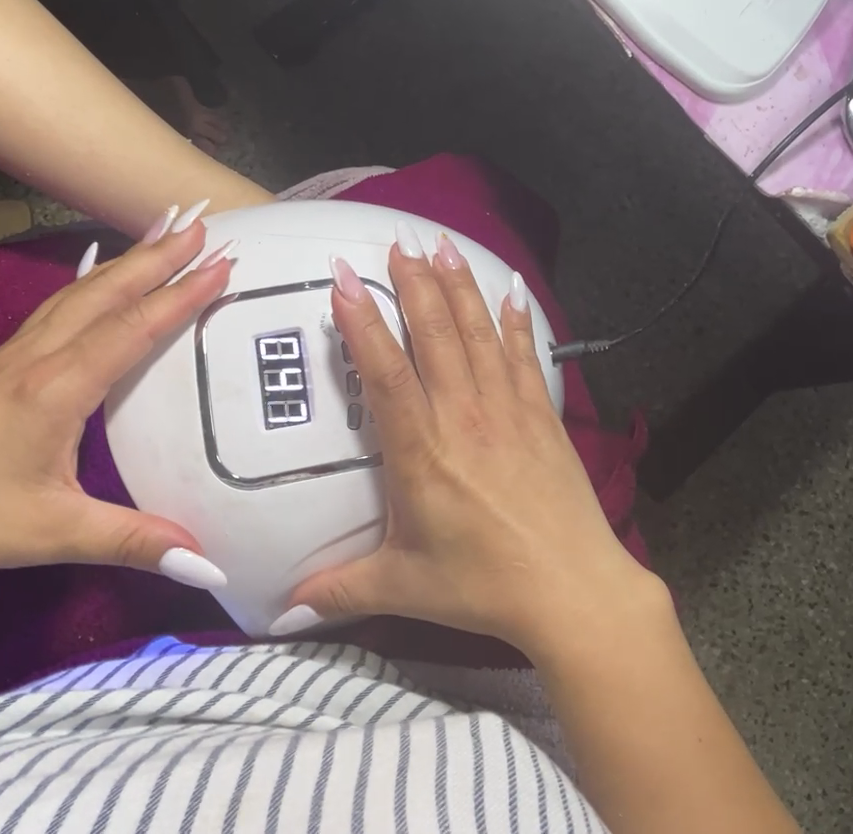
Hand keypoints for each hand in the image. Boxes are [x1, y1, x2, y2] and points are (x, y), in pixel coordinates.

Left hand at [0, 206, 236, 594]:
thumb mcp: (51, 535)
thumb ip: (133, 541)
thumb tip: (209, 561)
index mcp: (53, 390)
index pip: (130, 330)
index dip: (179, 295)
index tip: (221, 264)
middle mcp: (31, 360)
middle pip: (101, 293)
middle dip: (155, 256)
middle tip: (200, 226)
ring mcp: (4, 359)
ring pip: (73, 296)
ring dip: (122, 263)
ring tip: (160, 237)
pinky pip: (52, 312)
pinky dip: (89, 287)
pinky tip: (95, 288)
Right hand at [280, 227, 663, 658]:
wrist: (570, 587)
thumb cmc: (483, 586)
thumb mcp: (404, 587)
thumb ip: (341, 590)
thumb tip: (282, 610)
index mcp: (421, 450)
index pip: (384, 371)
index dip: (363, 321)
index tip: (345, 277)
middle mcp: (464, 415)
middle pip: (435, 335)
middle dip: (414, 284)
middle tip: (396, 243)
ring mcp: (508, 410)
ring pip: (479, 334)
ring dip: (460, 288)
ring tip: (443, 246)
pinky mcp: (543, 417)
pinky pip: (526, 357)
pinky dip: (517, 321)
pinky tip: (512, 291)